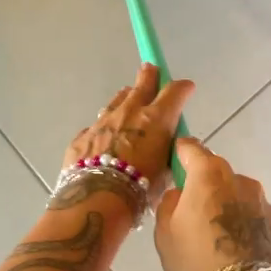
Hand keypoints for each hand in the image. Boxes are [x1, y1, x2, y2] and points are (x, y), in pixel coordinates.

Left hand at [61, 64, 193, 189]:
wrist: (96, 201)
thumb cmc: (139, 189)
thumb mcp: (165, 172)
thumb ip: (166, 154)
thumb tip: (165, 147)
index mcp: (156, 119)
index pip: (174, 92)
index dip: (182, 88)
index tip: (187, 87)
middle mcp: (129, 112)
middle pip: (142, 84)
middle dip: (149, 75)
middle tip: (151, 69)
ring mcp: (103, 121)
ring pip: (117, 100)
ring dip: (126, 98)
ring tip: (128, 98)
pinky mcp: (83, 136)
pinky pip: (97, 126)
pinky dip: (105, 128)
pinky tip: (105, 138)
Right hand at [154, 139, 270, 270]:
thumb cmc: (197, 260)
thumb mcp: (165, 233)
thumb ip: (168, 203)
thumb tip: (179, 194)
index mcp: (209, 174)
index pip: (190, 148)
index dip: (179, 153)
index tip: (172, 164)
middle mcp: (239, 178)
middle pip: (214, 172)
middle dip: (201, 185)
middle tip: (189, 212)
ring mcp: (261, 199)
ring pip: (234, 193)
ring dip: (224, 205)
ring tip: (214, 238)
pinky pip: (250, 214)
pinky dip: (241, 222)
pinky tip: (234, 248)